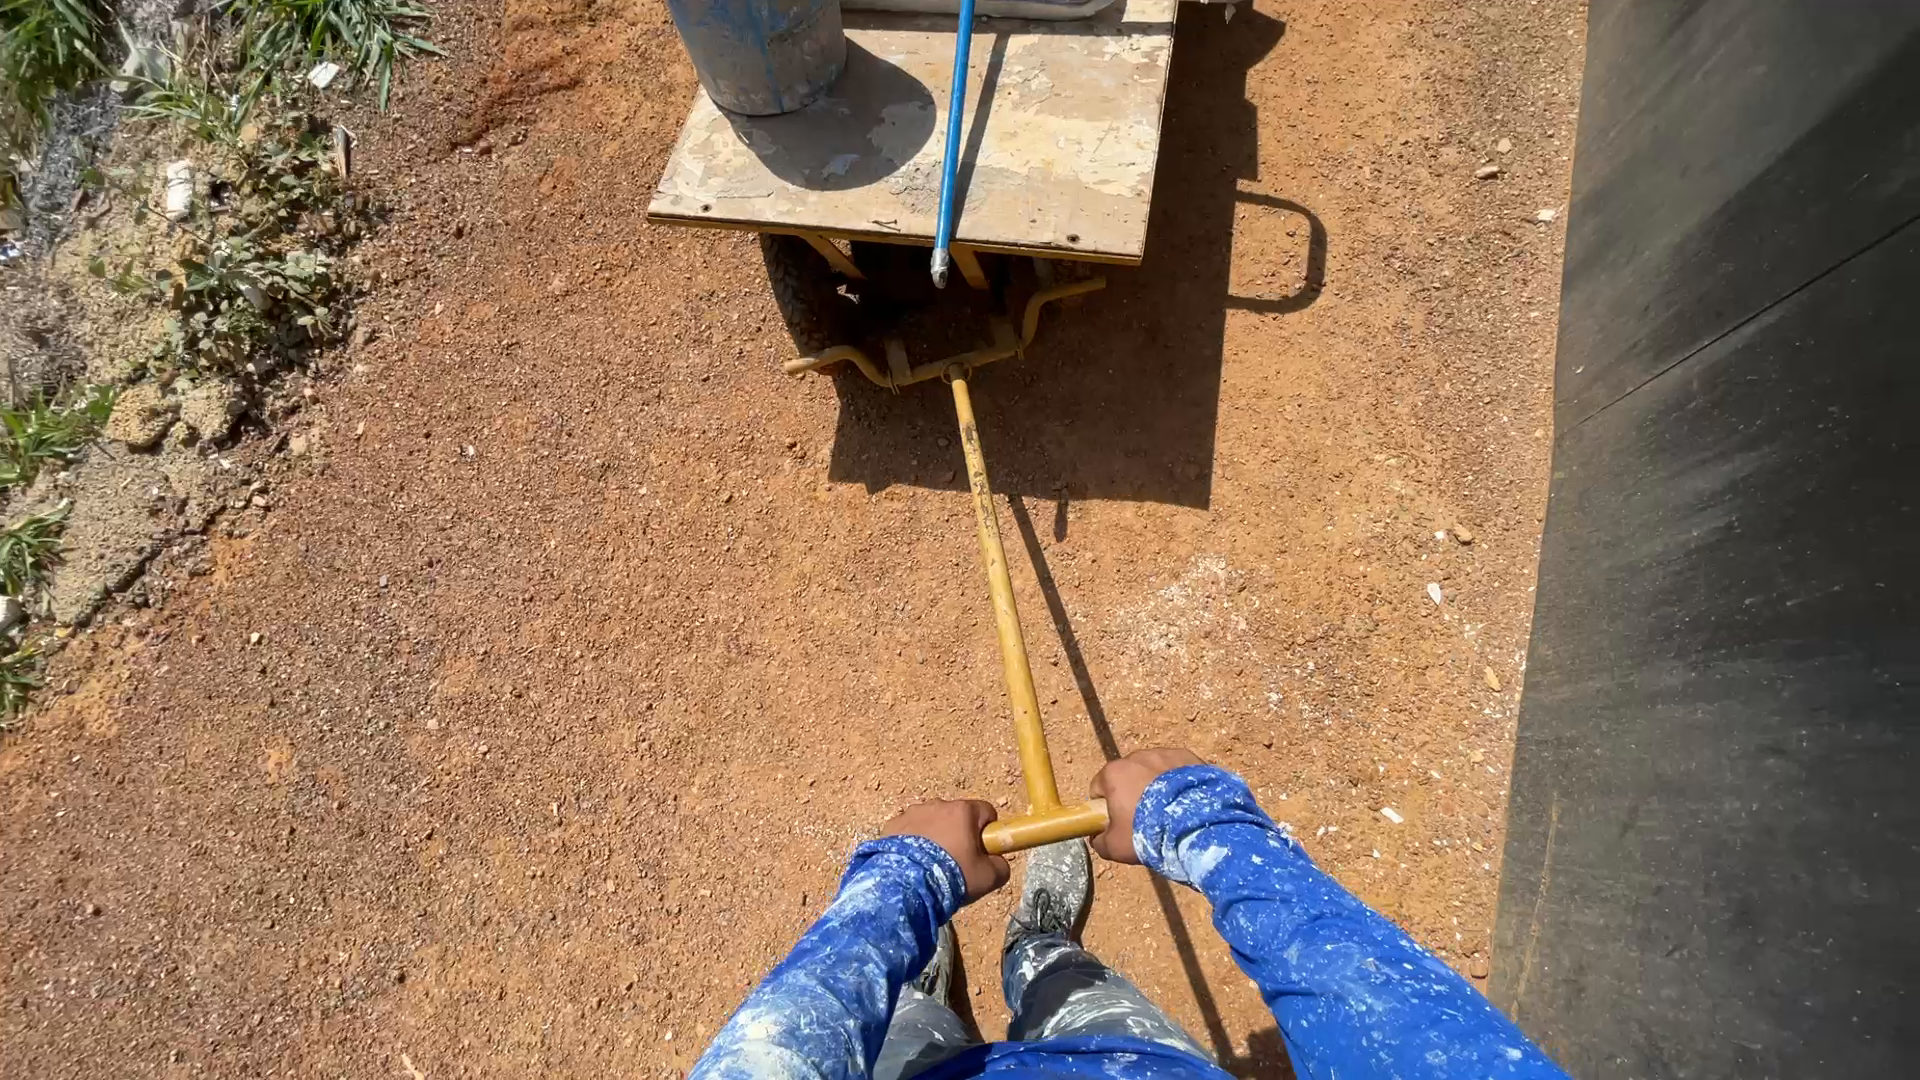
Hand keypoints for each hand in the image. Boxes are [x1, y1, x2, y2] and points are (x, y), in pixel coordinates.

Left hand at [880, 799, 1010, 900]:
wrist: (907, 887)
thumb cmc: (952, 876)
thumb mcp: (988, 878)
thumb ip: (1001, 866)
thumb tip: (999, 863)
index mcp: (963, 811)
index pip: (986, 812)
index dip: (988, 832)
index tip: (982, 851)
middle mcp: (938, 804)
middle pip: (957, 816)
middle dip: (959, 835)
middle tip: (956, 863)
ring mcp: (912, 813)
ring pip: (931, 822)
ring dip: (934, 838)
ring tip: (930, 866)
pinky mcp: (893, 825)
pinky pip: (909, 831)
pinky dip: (912, 843)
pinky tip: (911, 865)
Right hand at [1088, 747, 1205, 863]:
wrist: (1198, 825)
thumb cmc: (1150, 834)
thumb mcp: (1116, 847)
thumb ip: (1100, 841)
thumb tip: (1097, 838)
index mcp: (1113, 773)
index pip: (1099, 787)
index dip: (1106, 807)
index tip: (1119, 822)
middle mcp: (1135, 757)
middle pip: (1126, 776)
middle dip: (1133, 794)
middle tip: (1148, 820)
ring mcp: (1162, 753)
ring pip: (1152, 771)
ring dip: (1156, 787)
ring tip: (1171, 812)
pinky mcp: (1186, 756)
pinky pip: (1176, 768)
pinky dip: (1178, 782)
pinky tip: (1186, 802)